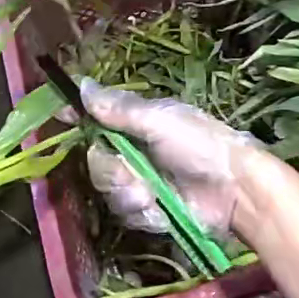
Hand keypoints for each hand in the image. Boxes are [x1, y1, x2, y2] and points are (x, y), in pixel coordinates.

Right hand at [76, 78, 266, 240]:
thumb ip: (119, 108)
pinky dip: (142, 211)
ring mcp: (140, 183)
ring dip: (128, 193)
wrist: (234, 189)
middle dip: (110, 170)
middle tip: (129, 172)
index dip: (78, 118)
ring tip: (149, 193)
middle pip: (96, 160)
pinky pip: (125, 212)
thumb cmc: (201, 144)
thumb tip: (83, 84)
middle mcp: (134, 152)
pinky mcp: (148, 211)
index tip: (64, 116)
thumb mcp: (160, 120)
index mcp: (136, 125)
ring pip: (107, 189)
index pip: (96, 118)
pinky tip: (159, 208)